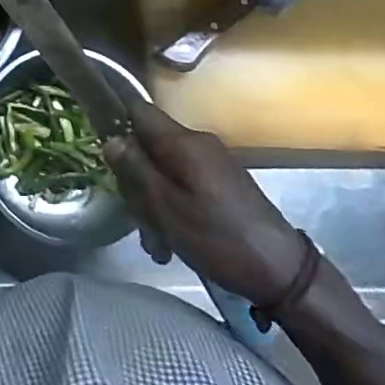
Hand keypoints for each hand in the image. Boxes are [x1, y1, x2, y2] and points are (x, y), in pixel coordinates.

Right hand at [104, 98, 307, 305]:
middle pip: (148, 146)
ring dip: (153, 203)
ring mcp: (212, 164)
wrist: (283, 274)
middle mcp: (198, 144)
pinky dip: (172, 209)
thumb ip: (135, 170)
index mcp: (184, 142)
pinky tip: (173, 243)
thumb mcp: (166, 208)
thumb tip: (111, 140)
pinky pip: (183, 185)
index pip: (138, 110)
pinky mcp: (222, 184)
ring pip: (163, 171)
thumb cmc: (218, 238)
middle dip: (135, 180)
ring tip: (157, 242)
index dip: (115, 121)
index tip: (100, 148)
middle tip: (136, 216)